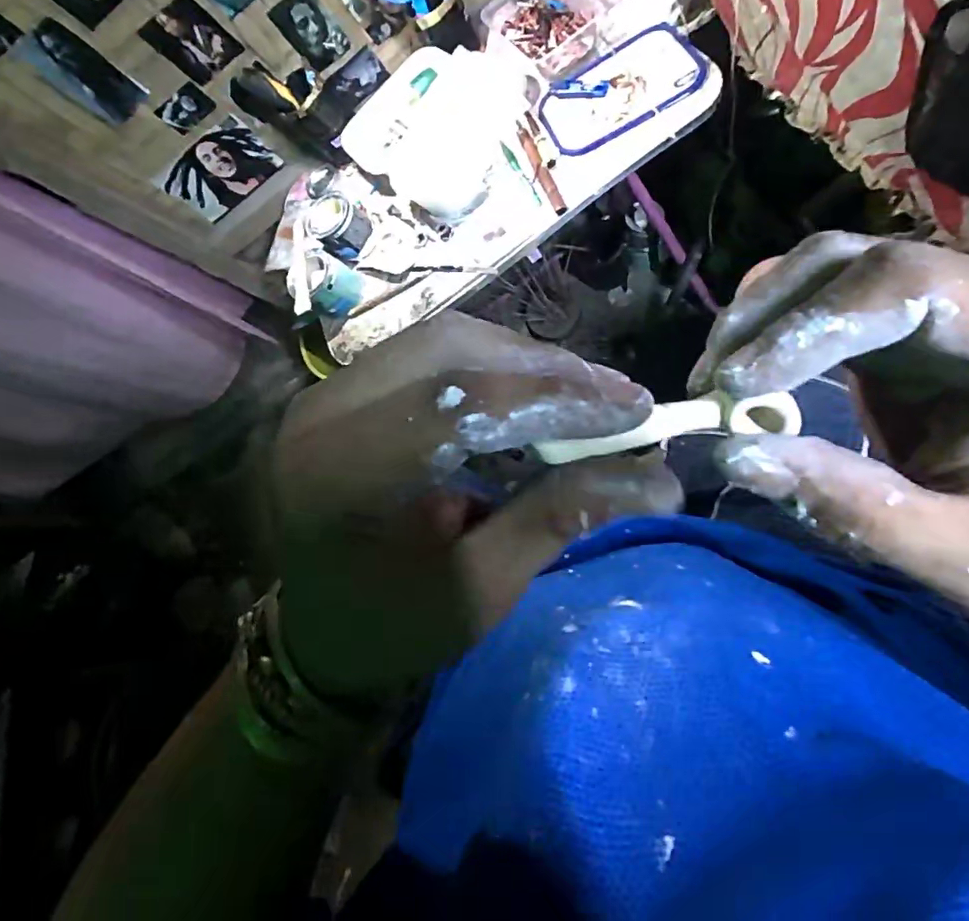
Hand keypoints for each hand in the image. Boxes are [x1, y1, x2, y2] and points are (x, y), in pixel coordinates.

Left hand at [272, 314, 681, 700]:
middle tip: (617, 396)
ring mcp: (325, 394)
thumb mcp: (476, 590)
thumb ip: (552, 520)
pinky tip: (531, 392)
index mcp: (342, 472)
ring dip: (519, 360)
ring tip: (586, 393)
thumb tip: (655, 480)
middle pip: (446, 350)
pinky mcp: (340, 392)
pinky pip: (422, 356)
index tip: (631, 411)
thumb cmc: (388, 627)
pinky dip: (487, 366)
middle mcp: (322, 413)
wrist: (313, 628)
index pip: (455, 403)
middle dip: (542, 367)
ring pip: (437, 341)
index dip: (550, 397)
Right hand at [692, 233, 968, 650]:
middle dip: (770, 315)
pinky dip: (775, 334)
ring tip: (719, 380)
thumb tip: (731, 453)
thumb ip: (853, 506)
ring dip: (761, 318)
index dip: (810, 324)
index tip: (736, 387)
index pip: (915, 284)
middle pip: (863, 261)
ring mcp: (968, 307)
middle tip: (712, 383)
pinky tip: (748, 375)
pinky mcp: (924, 331)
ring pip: (836, 271)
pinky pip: (832, 305)